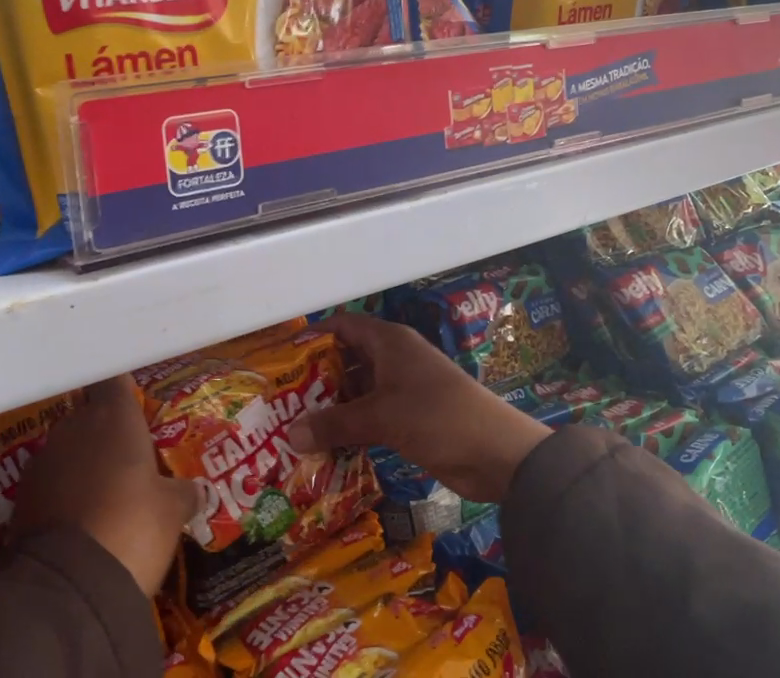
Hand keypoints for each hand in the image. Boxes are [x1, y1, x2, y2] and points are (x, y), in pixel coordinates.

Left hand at [12, 375, 199, 596]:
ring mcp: (43, 459)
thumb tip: (193, 488)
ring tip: (104, 499)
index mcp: (114, 417)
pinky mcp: (21, 495)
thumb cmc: (132, 527)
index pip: (113, 380)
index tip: (133, 405)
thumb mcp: (172, 512)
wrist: (68, 584)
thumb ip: (182, 491)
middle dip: (105, 435)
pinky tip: (79, 523)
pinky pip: (50, 482)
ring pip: (68, 450)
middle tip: (128, 464)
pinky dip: (62, 494)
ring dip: (83, 466)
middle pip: (90, 416)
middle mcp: (74, 426)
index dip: (122, 389)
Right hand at [289, 313, 551, 503]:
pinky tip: (327, 446)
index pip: (342, 326)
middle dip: (317, 378)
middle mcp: (395, 360)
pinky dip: (351, 427)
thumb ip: (335, 424)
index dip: (313, 337)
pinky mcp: (411, 419)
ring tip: (296, 425)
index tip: (282, 357)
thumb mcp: (381, 417)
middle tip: (281, 399)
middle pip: (347, 359)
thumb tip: (289, 435)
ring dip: (333, 407)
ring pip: (358, 391)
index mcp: (389, 342)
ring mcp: (404, 390)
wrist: (498, 454)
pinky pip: (372, 417)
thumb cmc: (438, 417)